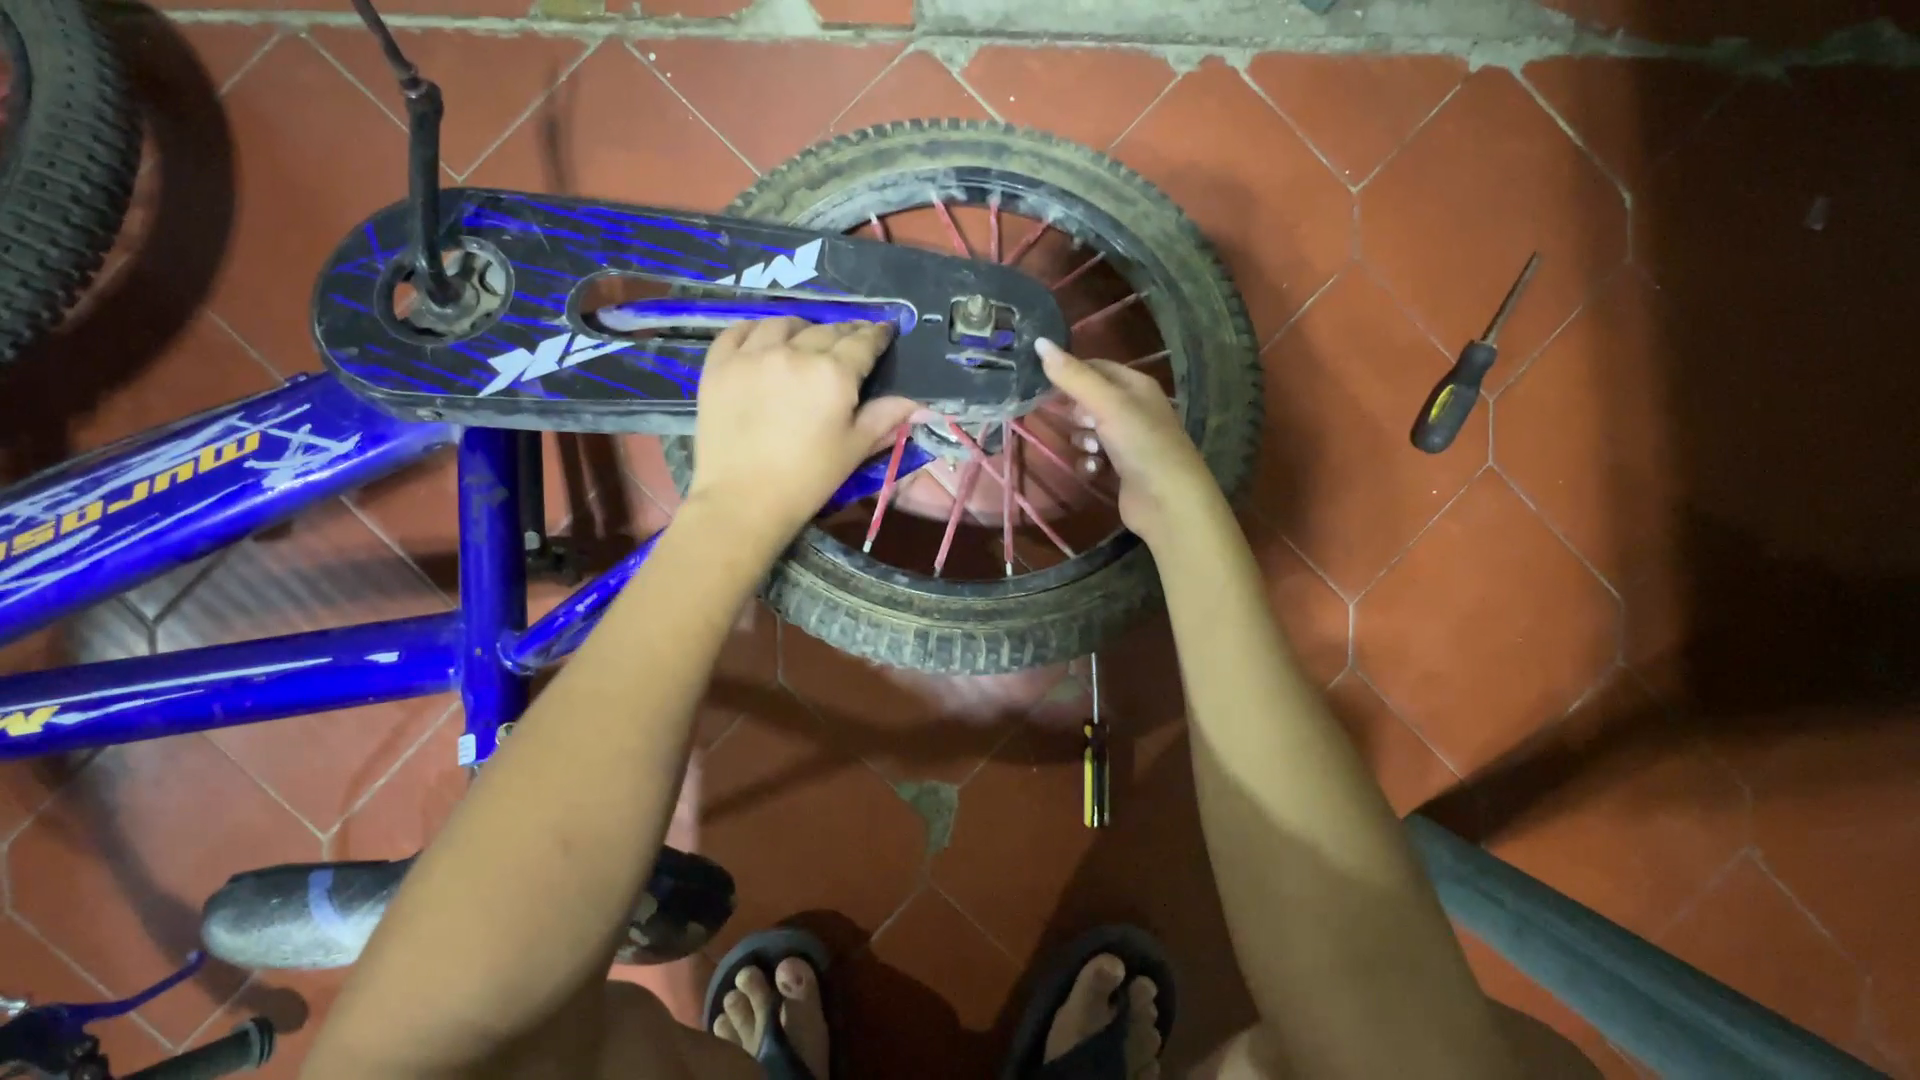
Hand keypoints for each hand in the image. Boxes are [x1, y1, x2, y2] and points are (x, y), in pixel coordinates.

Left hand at [687, 317, 916, 545]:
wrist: (743, 500)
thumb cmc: (807, 480)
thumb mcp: (854, 449)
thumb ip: (884, 418)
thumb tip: (916, 403)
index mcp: (834, 374)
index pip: (863, 342)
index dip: (877, 335)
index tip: (884, 330)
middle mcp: (795, 353)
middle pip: (826, 330)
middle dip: (844, 332)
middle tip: (851, 339)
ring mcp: (752, 355)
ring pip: (782, 324)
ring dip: (801, 328)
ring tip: (804, 339)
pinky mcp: (718, 365)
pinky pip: (737, 331)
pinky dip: (754, 330)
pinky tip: (762, 341)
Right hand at [1037, 338, 1217, 547]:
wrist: (1169, 501)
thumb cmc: (1141, 443)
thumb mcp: (1106, 403)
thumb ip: (1072, 376)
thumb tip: (1039, 341)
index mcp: (1136, 385)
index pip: (1095, 366)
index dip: (1069, 372)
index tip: (1041, 383)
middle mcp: (1134, 409)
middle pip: (1089, 399)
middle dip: (1075, 411)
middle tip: (1076, 421)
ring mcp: (1129, 441)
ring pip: (1089, 431)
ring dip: (1082, 439)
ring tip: (1091, 449)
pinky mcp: (1121, 469)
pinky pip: (1093, 458)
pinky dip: (1089, 462)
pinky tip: (1094, 469)